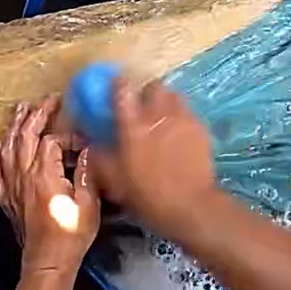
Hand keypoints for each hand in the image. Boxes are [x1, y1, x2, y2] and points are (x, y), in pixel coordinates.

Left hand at [0, 95, 99, 275]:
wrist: (47, 263)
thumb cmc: (71, 235)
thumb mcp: (89, 203)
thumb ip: (86, 172)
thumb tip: (87, 148)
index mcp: (44, 175)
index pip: (51, 141)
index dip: (67, 136)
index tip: (82, 141)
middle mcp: (23, 176)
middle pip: (26, 136)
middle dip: (37, 114)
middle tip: (48, 100)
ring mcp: (11, 186)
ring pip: (8, 148)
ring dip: (15, 126)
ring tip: (21, 108)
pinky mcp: (6, 198)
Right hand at [87, 79, 220, 241]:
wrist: (191, 207)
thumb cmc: (148, 195)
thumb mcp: (114, 181)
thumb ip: (99, 159)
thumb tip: (90, 145)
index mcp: (133, 125)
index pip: (122, 89)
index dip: (117, 83)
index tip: (114, 85)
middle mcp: (158, 115)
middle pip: (152, 86)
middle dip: (146, 91)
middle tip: (141, 106)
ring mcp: (182, 118)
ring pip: (173, 95)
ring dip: (165, 101)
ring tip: (162, 116)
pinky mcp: (200, 127)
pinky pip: (187, 112)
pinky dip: (180, 116)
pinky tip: (179, 132)